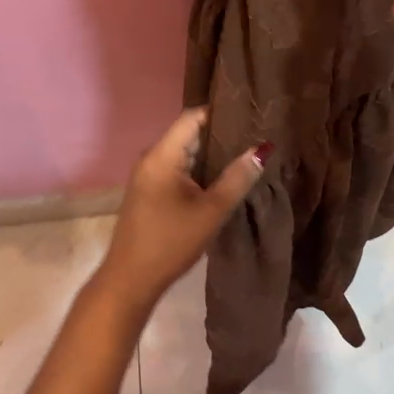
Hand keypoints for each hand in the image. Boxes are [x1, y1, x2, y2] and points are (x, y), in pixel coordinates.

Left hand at [93, 109, 263, 312]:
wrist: (130, 281)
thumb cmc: (170, 242)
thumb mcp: (211, 211)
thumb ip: (237, 178)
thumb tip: (263, 148)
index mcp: (162, 155)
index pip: (193, 116)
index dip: (221, 112)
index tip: (249, 113)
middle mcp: (151, 157)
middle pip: (189, 133)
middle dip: (220, 133)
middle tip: (255, 133)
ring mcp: (148, 175)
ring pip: (185, 152)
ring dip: (211, 154)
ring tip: (245, 152)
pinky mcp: (150, 191)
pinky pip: (178, 168)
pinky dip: (199, 169)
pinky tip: (221, 176)